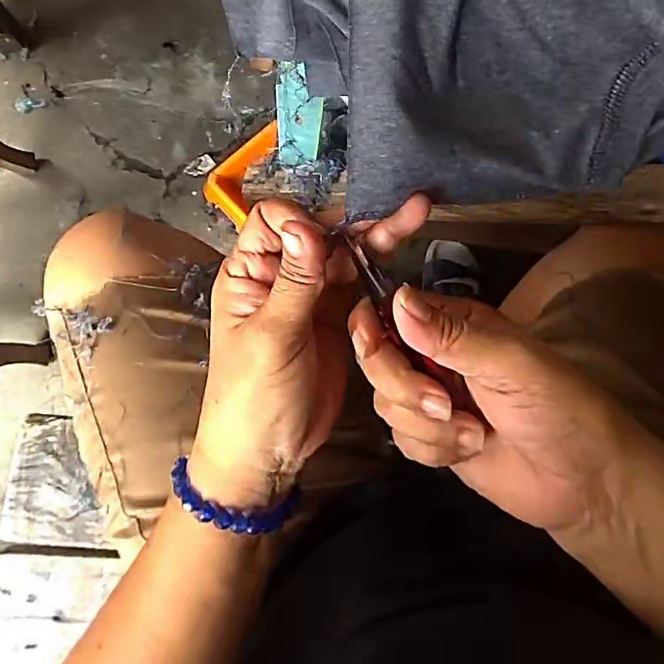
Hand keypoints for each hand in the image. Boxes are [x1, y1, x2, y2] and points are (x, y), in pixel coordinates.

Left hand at [191, 196, 429, 508]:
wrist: (268, 455)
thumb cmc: (251, 397)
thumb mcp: (271, 338)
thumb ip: (294, 282)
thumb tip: (304, 226)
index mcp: (248, 272)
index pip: (272, 221)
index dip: (300, 221)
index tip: (323, 239)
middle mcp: (279, 274)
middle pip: (318, 232)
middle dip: (355, 220)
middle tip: (403, 208)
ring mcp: (311, 294)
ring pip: (344, 254)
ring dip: (377, 236)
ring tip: (415, 215)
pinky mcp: (337, 315)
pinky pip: (360, 283)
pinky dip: (381, 268)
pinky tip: (403, 252)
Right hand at [350, 287, 646, 537]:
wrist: (585, 483)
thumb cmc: (558, 406)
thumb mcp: (510, 363)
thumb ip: (452, 335)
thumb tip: (397, 299)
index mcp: (453, 322)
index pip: (390, 311)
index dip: (372, 327)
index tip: (373, 344)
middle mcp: (434, 354)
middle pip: (377, 359)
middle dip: (404, 386)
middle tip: (443, 404)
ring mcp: (431, 397)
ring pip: (385, 402)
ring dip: (427, 425)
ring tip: (474, 433)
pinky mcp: (432, 438)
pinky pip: (400, 439)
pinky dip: (432, 449)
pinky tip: (469, 450)